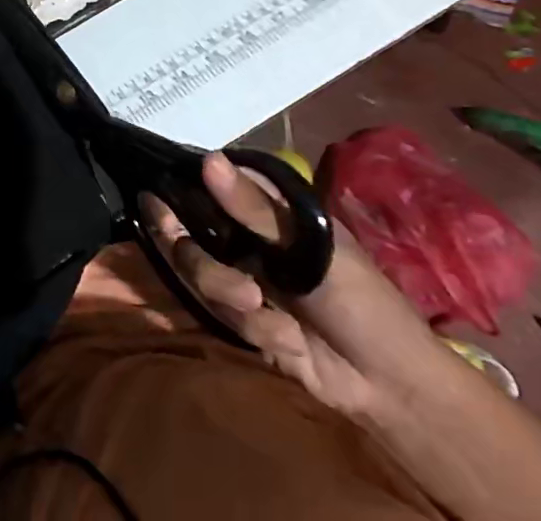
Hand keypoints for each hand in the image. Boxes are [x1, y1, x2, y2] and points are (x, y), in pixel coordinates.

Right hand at [141, 153, 422, 424]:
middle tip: (194, 253)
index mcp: (271, 208)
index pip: (215, 183)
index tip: (157, 193)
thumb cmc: (358, 297)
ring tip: (258, 308)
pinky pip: (220, 313)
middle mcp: (249, 237)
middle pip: (193, 231)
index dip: (185, 186)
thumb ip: (253, 209)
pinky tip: (286, 339)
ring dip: (227, 292)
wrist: (383, 381)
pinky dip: (253, 328)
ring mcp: (242, 277)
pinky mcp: (241, 318)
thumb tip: (208, 160)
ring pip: (201, 274)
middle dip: (196, 253)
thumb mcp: (309, 248)